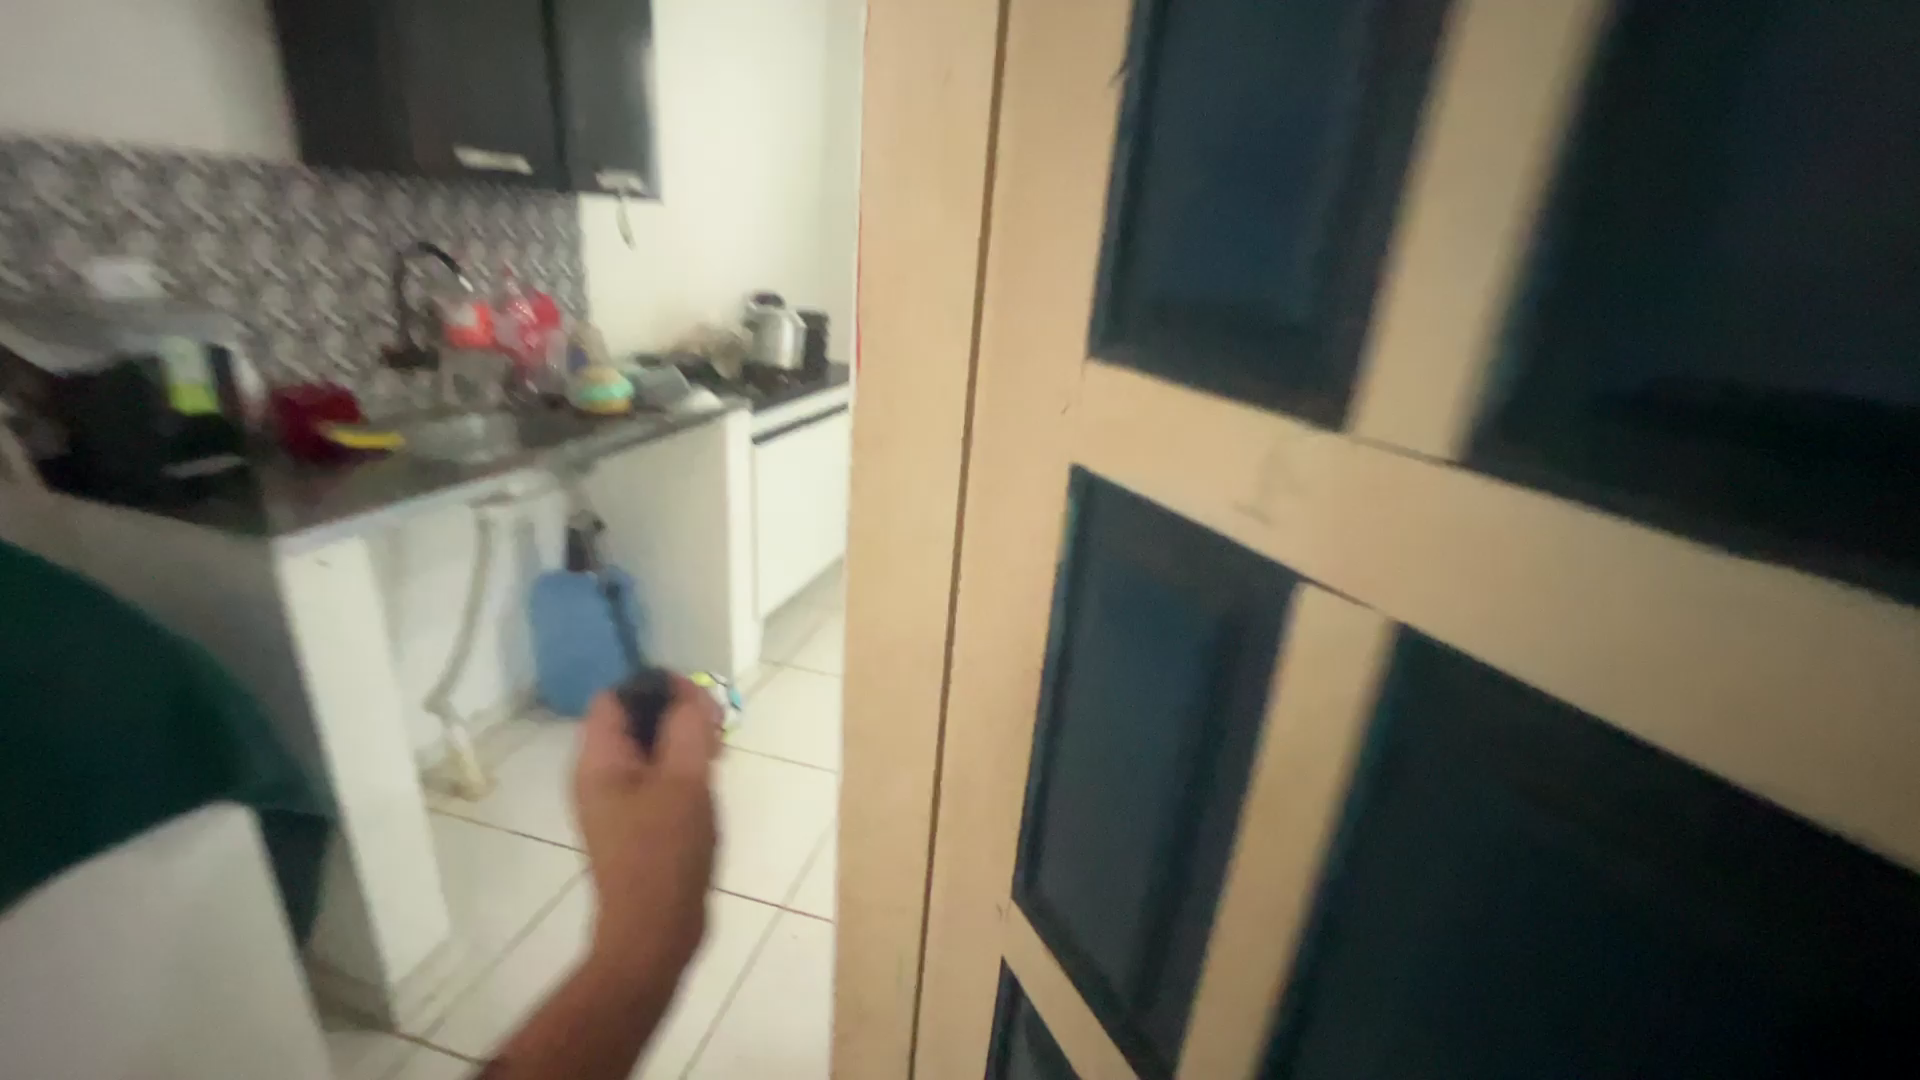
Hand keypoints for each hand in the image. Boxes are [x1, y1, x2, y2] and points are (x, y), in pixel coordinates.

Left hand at [573, 676, 721, 973]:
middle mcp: (601, 776)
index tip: (700, 703)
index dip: (658, 688)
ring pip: (654, 746)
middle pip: (638, 718)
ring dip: (688, 741)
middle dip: (680, 714)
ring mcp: (619, 800)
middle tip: (717, 732)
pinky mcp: (639, 820)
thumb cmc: (665, 854)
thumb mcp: (683, 780)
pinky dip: (686, 768)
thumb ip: (686, 727)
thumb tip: (689, 695)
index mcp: (599, 762)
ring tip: (720, 758)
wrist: (655, 934)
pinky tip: (711, 782)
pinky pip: (660, 775)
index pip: (617, 697)